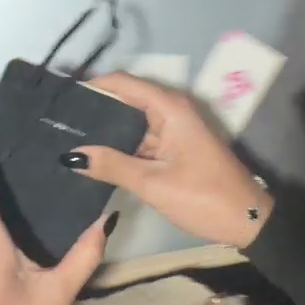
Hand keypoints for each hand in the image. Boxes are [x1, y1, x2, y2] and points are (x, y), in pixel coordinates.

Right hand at [67, 72, 273, 248]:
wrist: (249, 221)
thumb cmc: (205, 197)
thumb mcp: (154, 183)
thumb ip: (111, 165)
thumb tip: (71, 155)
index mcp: (170, 107)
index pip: (122, 83)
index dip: (91, 86)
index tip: (59, 97)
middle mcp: (171, 109)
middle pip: (125, 98)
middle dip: (93, 107)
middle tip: (55, 119)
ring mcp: (173, 127)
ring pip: (130, 119)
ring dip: (104, 128)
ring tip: (65, 136)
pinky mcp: (174, 145)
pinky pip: (140, 136)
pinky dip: (119, 143)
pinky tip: (93, 155)